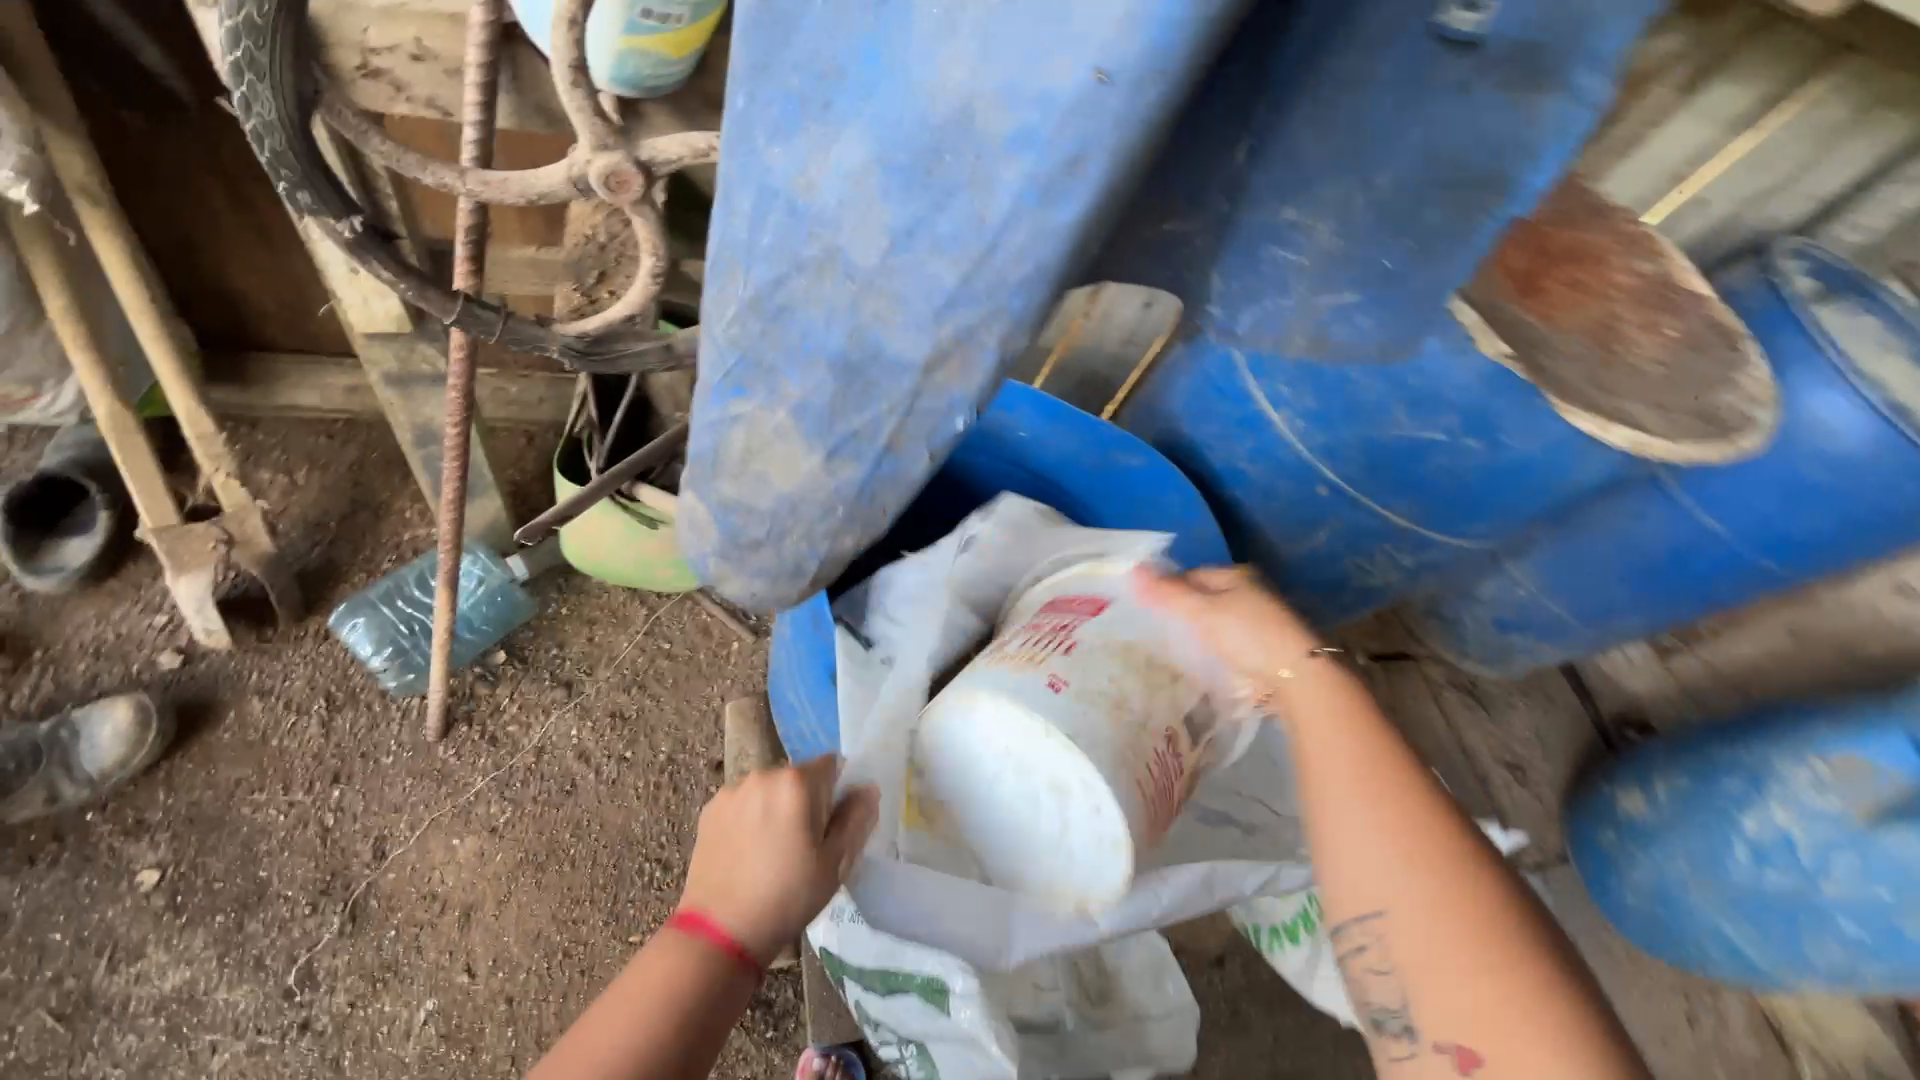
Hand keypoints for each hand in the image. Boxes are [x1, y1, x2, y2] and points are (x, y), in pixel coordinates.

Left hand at [678, 757, 879, 965]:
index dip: (838, 793)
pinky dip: (751, 817)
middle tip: (805, 844)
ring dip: (778, 807)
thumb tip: (867, 788)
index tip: (831, 827)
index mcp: (797, 782)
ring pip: (770, 789)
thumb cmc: (788, 897)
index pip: (832, 765)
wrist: (719, 933)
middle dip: (807, 800)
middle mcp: (763, 775)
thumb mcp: (836, 863)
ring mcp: (732, 791)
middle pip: (799, 776)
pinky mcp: (710, 810)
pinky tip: (749, 853)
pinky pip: (744, 803)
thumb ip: (857, 818)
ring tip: (773, 851)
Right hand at [1132, 565, 1325, 692]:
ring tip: (1179, 649)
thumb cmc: (1247, 635)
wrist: (1295, 675)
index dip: (1169, 590)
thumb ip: (1167, 593)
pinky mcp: (1264, 644)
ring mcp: (1259, 618)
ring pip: (1216, 620)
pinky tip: (1206, 660)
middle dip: (1183, 612)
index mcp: (1235, 575)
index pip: (1191, 575)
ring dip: (1199, 632)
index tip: (1151, 611)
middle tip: (1161, 631)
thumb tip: (1132, 569)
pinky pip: (1229, 639)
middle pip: (1204, 597)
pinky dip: (1215, 647)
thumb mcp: (1201, 612)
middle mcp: (1249, 591)